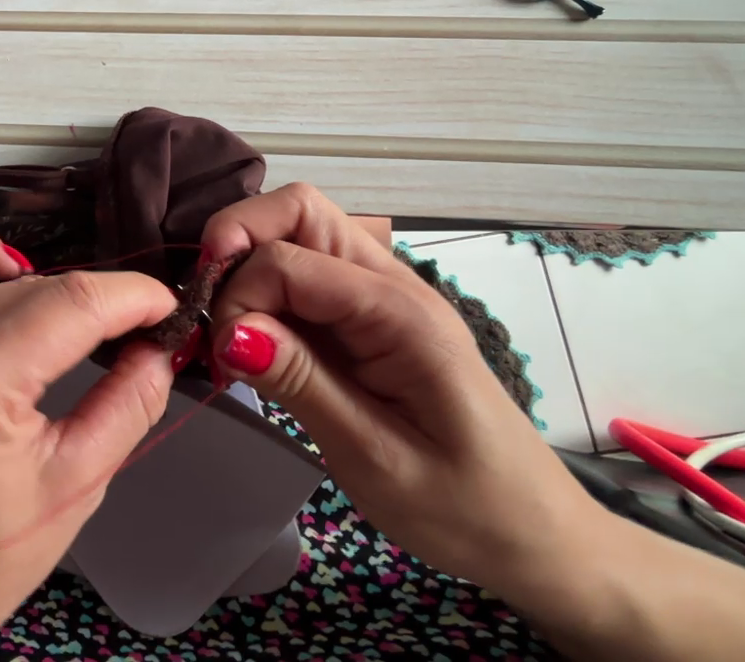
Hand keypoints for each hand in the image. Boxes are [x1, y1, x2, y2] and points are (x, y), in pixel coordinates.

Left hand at [0, 227, 177, 657]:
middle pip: (45, 288)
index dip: (135, 296)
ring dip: (60, 296)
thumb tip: (163, 344)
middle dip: (108, 301)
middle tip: (150, 332)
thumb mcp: (77, 484)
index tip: (174, 307)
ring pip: (7, 284)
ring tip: (99, 332)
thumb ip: (129, 402)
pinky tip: (16, 267)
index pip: (75, 302)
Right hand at [200, 184, 610, 598]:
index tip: (220, 356)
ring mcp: (379, 292)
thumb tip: (226, 329)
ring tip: (226, 329)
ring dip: (245, 262)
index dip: (236, 295)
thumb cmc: (463, 507)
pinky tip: (251, 336)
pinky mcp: (365, 313)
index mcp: (399, 313)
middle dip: (235, 242)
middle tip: (209, 315)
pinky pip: (303, 269)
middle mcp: (390, 282)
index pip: (287, 259)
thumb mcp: (373, 456)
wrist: (535, 536)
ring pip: (295, 230)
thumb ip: (299, 382)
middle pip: (296, 209)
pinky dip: (262, 287)